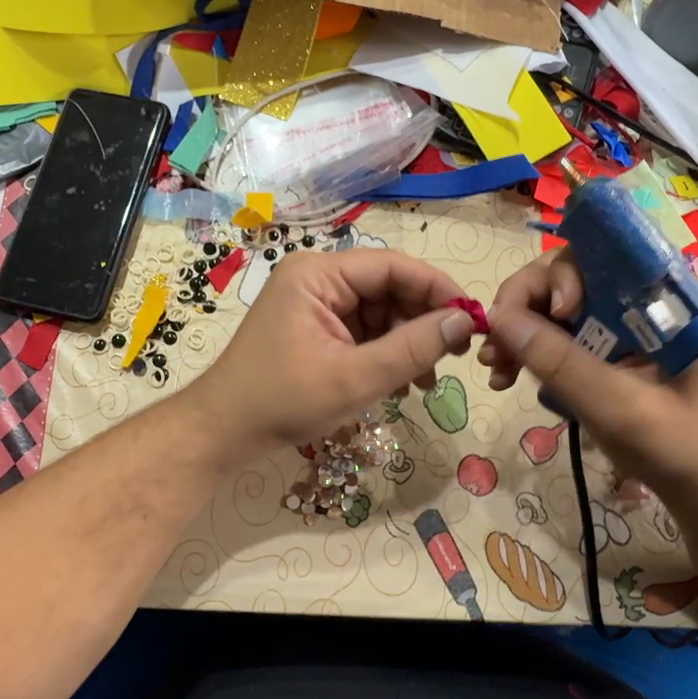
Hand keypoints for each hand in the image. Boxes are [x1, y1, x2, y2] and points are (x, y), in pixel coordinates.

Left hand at [183, 248, 474, 459]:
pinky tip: (403, 385)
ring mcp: (314, 305)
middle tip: (453, 359)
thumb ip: (412, 348)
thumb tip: (465, 320)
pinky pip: (363, 331)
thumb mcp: (355, 378)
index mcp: (317, 274)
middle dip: (422, 321)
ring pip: (379, 312)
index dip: (437, 288)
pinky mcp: (315, 330)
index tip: (473, 319)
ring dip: (407, 343)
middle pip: (387, 287)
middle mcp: (316, 279)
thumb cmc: (282, 401)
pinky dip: (386, 354)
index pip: (392, 265)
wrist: (224, 432)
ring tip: (427, 382)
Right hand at [477, 249, 697, 499]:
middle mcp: (631, 307)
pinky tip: (509, 381)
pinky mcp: (605, 364)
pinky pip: (557, 346)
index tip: (549, 316)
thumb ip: (558, 361)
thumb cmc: (684, 449)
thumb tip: (497, 318)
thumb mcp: (617, 405)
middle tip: (494, 350)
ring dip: (517, 336)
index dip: (554, 276)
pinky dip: (529, 358)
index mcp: (652, 300)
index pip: (590, 257)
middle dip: (521, 309)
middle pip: (560, 282)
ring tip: (496, 372)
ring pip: (552, 315)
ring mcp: (617, 337)